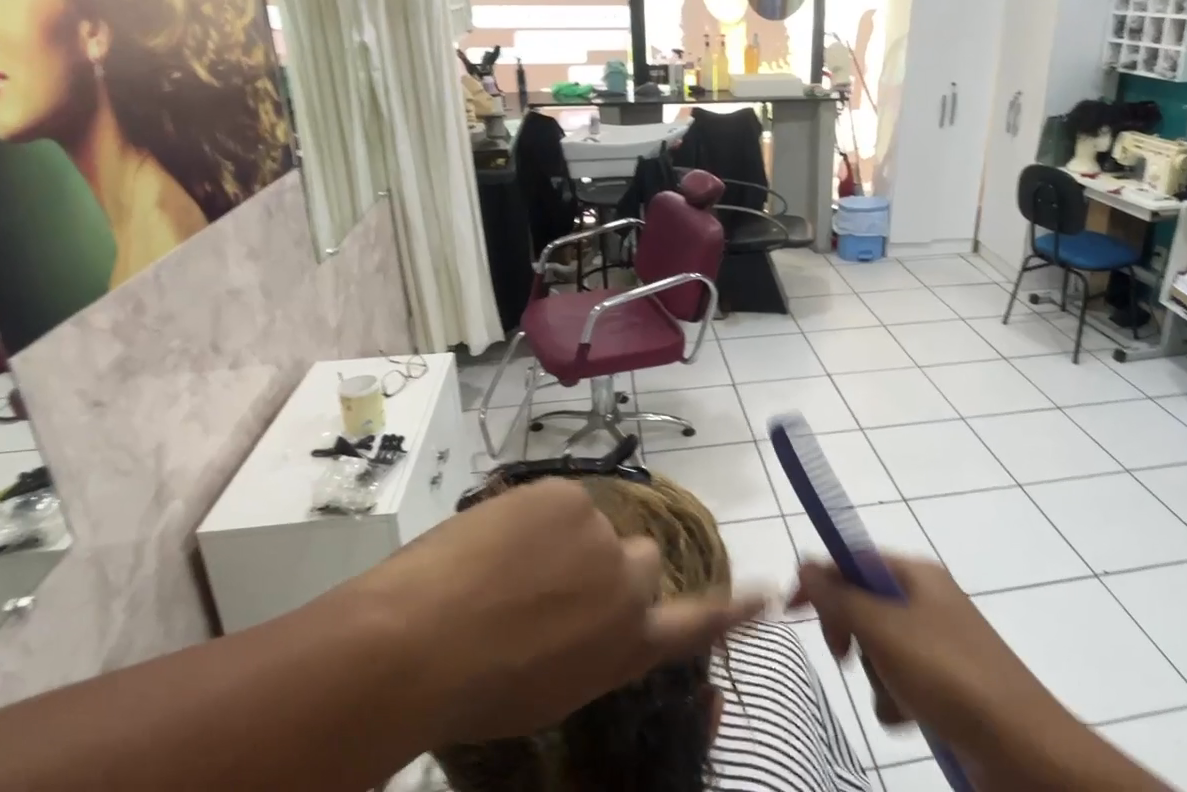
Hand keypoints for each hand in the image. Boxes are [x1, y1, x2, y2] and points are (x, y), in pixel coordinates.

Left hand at [339, 480, 763, 746]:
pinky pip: (558, 500)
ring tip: (504, 569)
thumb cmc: (473, 690)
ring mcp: (601, 536)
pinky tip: (494, 542)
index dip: (733, 609)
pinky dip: (533, 515)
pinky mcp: (567, 496)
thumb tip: (589, 625)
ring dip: (563, 541)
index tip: (768, 594)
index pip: (696, 623)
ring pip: (594, 527)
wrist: (418, 643)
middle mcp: (630, 587)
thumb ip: (592, 652)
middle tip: (550, 584)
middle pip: (639, 562)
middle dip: (608, 569)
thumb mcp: (551, 689)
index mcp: (626, 646)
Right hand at [791, 556, 1055, 747]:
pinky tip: (908, 716)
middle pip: (863, 603)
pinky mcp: (945, 682)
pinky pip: (899, 680)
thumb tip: (805, 563)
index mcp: (916, 575)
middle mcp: (927, 601)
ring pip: (878, 648)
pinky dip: (894, 698)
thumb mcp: (884, 630)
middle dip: (849, 633)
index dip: (819, 578)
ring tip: (892, 694)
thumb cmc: (948, 674)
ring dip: (875, 674)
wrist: (1019, 744)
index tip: (790, 610)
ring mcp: (938, 643)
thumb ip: (839, 597)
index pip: (853, 559)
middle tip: (844, 655)